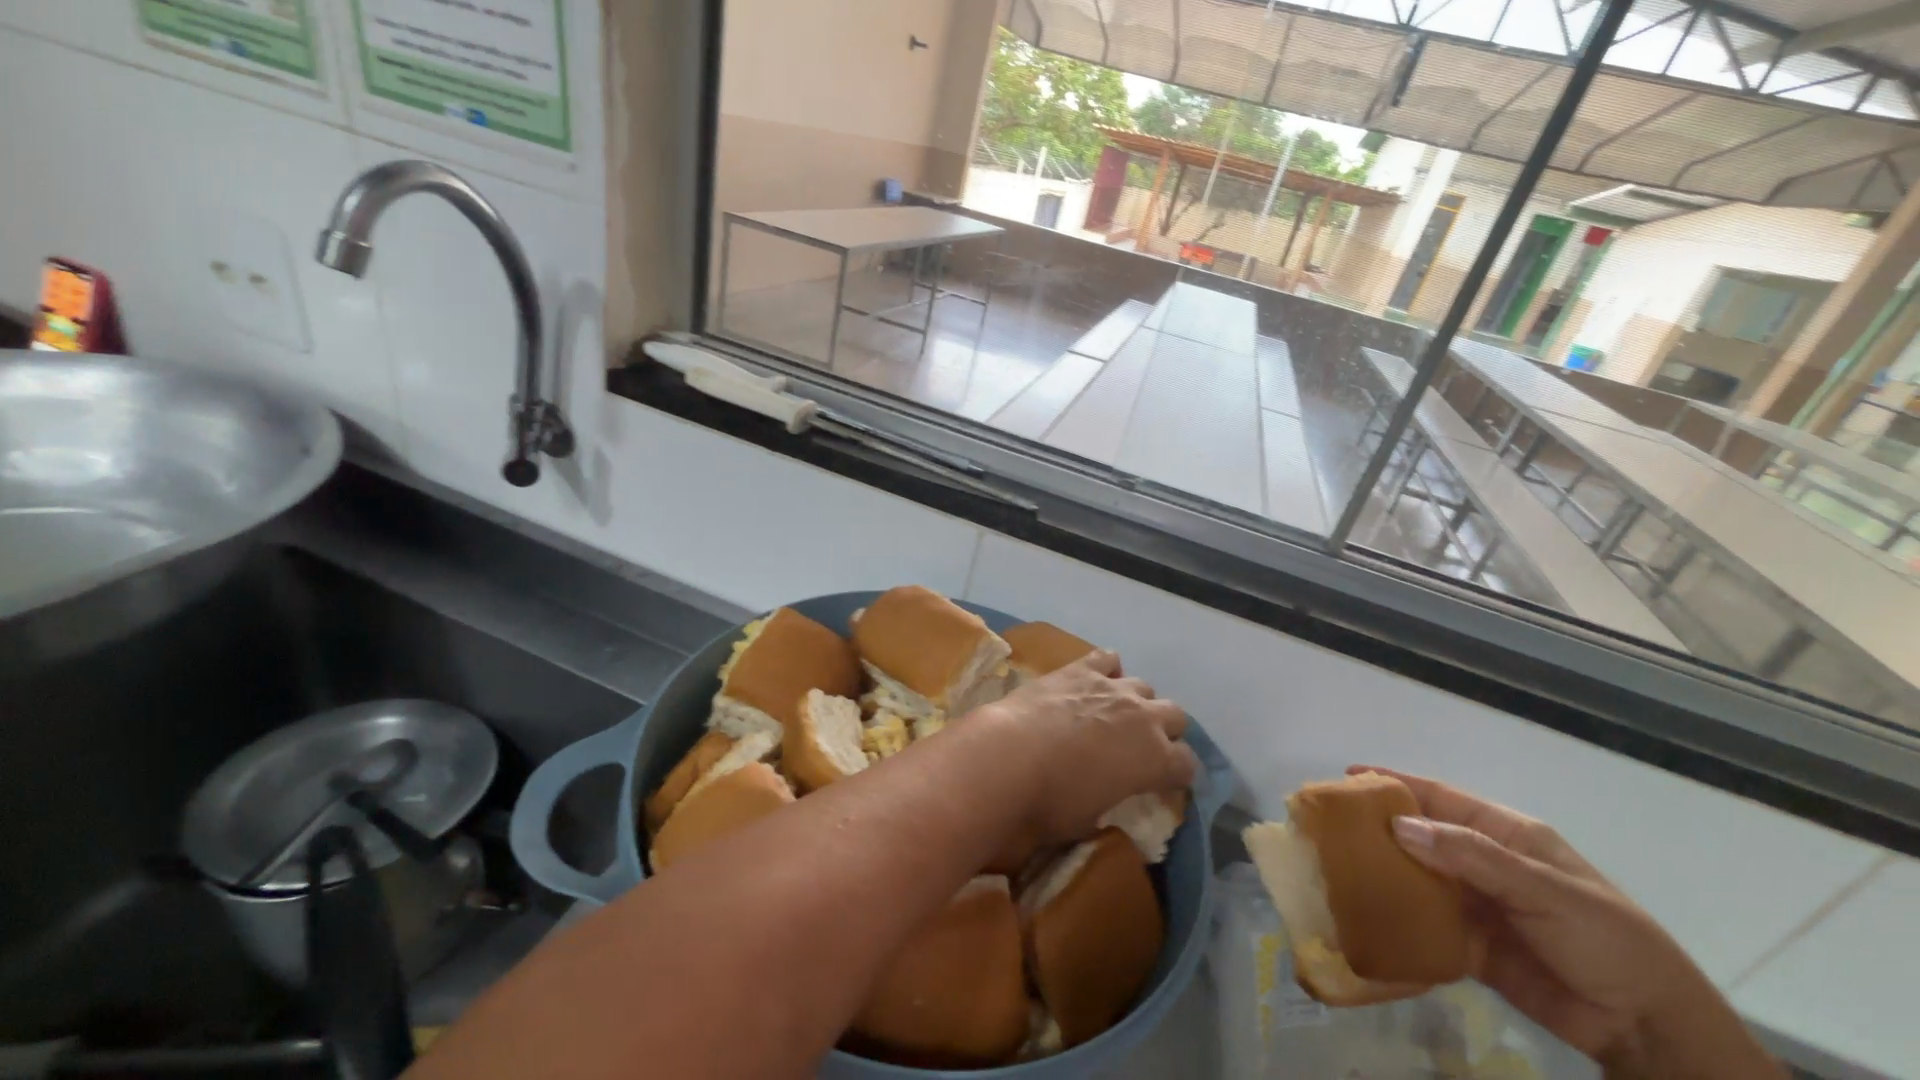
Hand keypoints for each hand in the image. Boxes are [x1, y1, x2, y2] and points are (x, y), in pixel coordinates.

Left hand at [976, 650, 1195, 846]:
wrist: (1008, 758)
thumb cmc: (1049, 803)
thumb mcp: (1089, 822)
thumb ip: (1107, 803)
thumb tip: (1102, 799)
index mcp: (1155, 761)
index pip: (1186, 765)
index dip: (1176, 774)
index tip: (1162, 783)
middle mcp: (1143, 719)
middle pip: (1175, 716)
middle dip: (1164, 732)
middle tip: (1140, 748)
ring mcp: (1113, 689)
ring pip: (1145, 686)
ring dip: (1136, 702)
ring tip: (1114, 716)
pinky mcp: (1080, 670)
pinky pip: (1107, 659)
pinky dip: (1106, 670)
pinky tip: (1093, 683)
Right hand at [1357, 767, 1782, 1078]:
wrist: (1643, 1025)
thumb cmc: (1605, 939)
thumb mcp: (1544, 889)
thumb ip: (1472, 857)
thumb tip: (1398, 826)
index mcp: (1508, 837)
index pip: (1443, 800)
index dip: (1397, 785)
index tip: (1348, 778)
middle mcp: (1486, 865)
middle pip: (1422, 839)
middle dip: (1378, 832)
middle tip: (1326, 829)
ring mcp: (1477, 908)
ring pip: (1418, 883)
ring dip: (1382, 878)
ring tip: (1331, 873)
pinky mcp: (1470, 948)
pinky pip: (1424, 929)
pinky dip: (1397, 924)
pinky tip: (1363, 921)